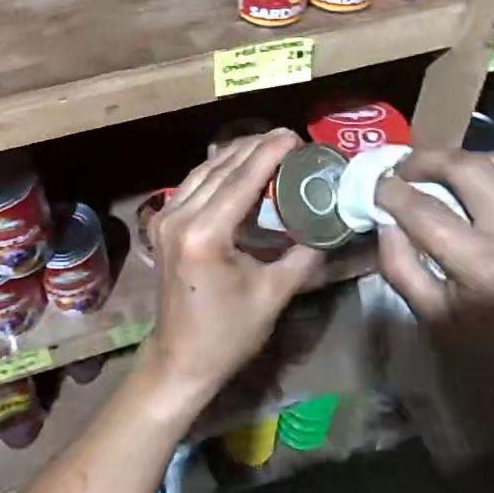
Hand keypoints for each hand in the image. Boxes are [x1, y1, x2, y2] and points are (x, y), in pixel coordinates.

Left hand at [139, 130, 324, 417]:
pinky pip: (191, 187)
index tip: (294, 135)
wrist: (180, 357)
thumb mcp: (273, 294)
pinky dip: (216, 173)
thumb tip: (331, 226)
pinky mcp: (162, 224)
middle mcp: (178, 216)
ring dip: (233, 157)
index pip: (240, 180)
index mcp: (203, 233)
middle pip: (218, 169)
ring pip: (201, 173)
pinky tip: (237, 169)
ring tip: (266, 146)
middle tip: (287, 138)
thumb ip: (303, 256)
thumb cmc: (228, 333)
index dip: (268, 153)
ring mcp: (164, 218)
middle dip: (252, 148)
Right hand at [374, 149, 493, 445]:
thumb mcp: (434, 321)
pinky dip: (484, 179)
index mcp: (485, 268)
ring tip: (430, 175)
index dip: (388, 192)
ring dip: (456, 162)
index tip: (371, 189)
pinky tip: (466, 196)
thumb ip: (401, 265)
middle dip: (423, 161)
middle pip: (466, 167)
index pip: (421, 208)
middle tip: (399, 173)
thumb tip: (385, 222)